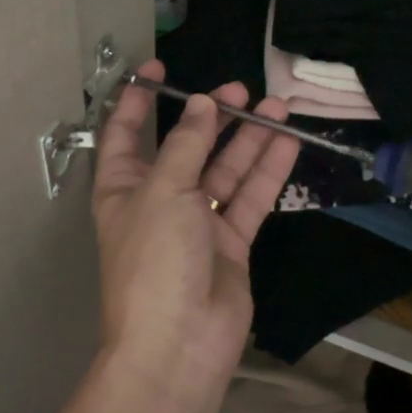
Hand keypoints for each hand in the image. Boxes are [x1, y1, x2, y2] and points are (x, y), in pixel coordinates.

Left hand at [90, 59, 300, 386]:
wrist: (178, 344)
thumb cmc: (155, 260)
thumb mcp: (163, 192)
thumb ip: (186, 145)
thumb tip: (202, 104)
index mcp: (124, 188)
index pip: (126, 134)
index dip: (138, 101)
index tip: (157, 69)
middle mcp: (159, 200)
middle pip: (187, 147)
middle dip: (211, 117)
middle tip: (240, 90)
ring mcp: (196, 223)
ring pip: (224, 170)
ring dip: (248, 139)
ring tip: (276, 106)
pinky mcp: (230, 243)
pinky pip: (249, 198)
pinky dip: (267, 172)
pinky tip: (287, 143)